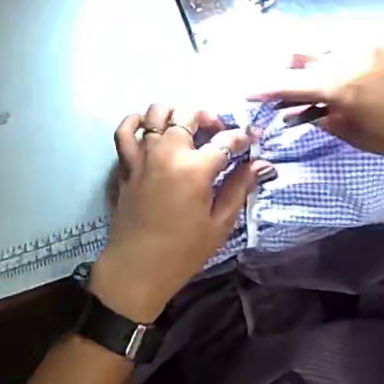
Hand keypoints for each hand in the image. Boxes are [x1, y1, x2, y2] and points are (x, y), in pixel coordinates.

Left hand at [91, 104, 258, 323]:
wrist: (136, 270)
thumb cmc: (183, 252)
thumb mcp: (220, 224)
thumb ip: (239, 188)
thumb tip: (259, 164)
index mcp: (196, 169)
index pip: (226, 140)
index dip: (243, 137)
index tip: (252, 140)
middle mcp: (168, 153)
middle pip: (189, 114)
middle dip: (209, 117)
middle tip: (218, 133)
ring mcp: (143, 156)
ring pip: (156, 112)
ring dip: (175, 113)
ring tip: (187, 127)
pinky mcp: (125, 165)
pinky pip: (124, 131)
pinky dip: (136, 122)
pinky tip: (149, 127)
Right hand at [250, 36, 383, 181]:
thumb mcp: (367, 138)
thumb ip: (331, 119)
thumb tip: (307, 110)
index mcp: (346, 84)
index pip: (295, 82)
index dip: (270, 87)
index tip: (250, 89)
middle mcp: (357, 52)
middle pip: (315, 56)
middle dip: (303, 70)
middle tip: (298, 83)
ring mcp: (380, 36)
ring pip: (341, 44)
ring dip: (333, 60)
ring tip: (339, 77)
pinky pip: (368, 39)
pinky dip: (361, 54)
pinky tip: (372, 71)